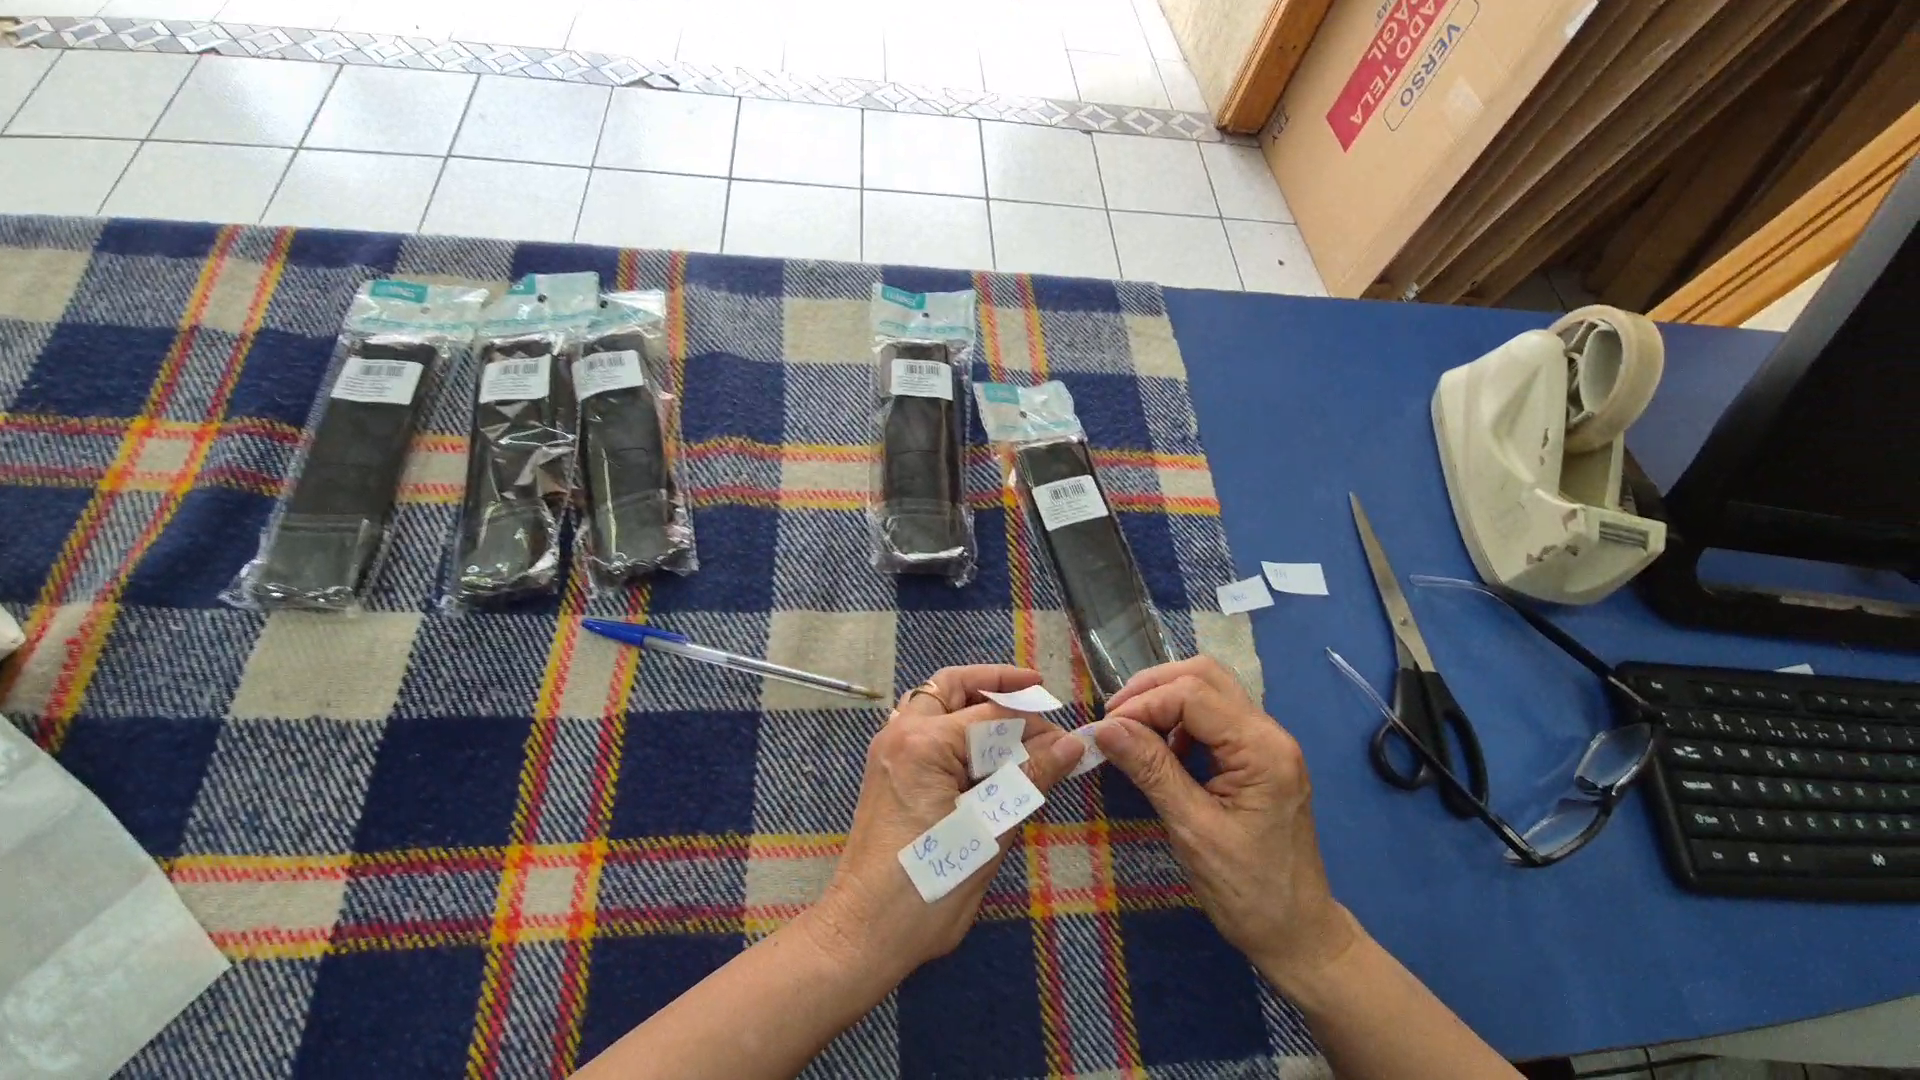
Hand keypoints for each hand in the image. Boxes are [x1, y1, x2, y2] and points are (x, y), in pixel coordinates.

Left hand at [805, 665, 1085, 980]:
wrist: (865, 932)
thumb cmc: (929, 884)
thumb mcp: (990, 829)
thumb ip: (1030, 777)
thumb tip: (1071, 744)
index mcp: (924, 743)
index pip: (993, 716)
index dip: (1035, 725)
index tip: (1068, 740)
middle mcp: (900, 734)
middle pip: (953, 687)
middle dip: (996, 686)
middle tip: (1038, 695)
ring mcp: (888, 752)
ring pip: (935, 703)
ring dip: (973, 704)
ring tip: (1015, 722)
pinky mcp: (887, 773)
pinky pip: (924, 730)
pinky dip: (955, 729)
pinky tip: (983, 753)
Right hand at [1096, 657, 1359, 993]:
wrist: (1298, 935)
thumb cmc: (1247, 891)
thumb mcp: (1193, 830)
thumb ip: (1152, 770)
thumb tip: (1106, 728)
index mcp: (1262, 750)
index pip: (1194, 695)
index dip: (1144, 704)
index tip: (1106, 731)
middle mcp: (1270, 734)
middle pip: (1205, 677)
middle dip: (1153, 688)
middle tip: (1114, 719)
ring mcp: (1268, 745)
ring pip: (1211, 691)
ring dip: (1166, 699)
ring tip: (1131, 730)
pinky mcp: (1259, 759)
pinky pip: (1216, 718)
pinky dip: (1181, 720)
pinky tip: (1162, 748)